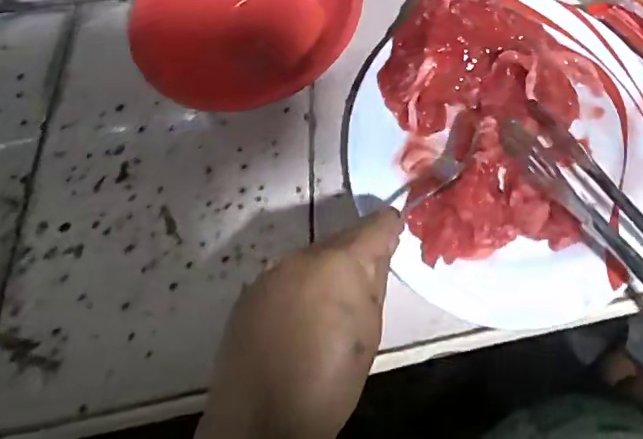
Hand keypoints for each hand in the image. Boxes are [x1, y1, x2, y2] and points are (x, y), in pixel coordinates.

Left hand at [198, 209, 402, 438]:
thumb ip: (375, 284)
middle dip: (354, 259)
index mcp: (341, 261)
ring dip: (324, 274)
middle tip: (359, 295)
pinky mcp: (249, 294)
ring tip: (325, 315)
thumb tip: (379, 255)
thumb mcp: (370, 334)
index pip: (376, 224)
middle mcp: (304, 255)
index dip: (389, 230)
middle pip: (342, 241)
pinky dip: (296, 292)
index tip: (393, 242)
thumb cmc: (327, 383)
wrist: (256, 428)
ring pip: (312, 259)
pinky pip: (285, 279)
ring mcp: (272, 272)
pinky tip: (296, 325)